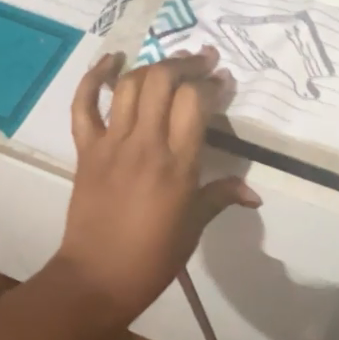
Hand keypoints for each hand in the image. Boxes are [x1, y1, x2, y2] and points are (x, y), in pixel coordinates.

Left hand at [51, 46, 260, 322]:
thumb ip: (222, 197)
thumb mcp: (194, 226)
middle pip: (163, 81)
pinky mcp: (86, 150)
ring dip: (152, 66)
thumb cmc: (153, 258)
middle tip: (203, 63)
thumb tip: (254, 193)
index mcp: (177, 165)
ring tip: (171, 63)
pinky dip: (95, 78)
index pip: (194, 101)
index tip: (223, 81)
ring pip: (130, 86)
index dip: (211, 83)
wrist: (96, 279)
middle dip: (186, 64)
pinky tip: (111, 60)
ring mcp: (111, 144)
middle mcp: (145, 145)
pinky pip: (84, 106)